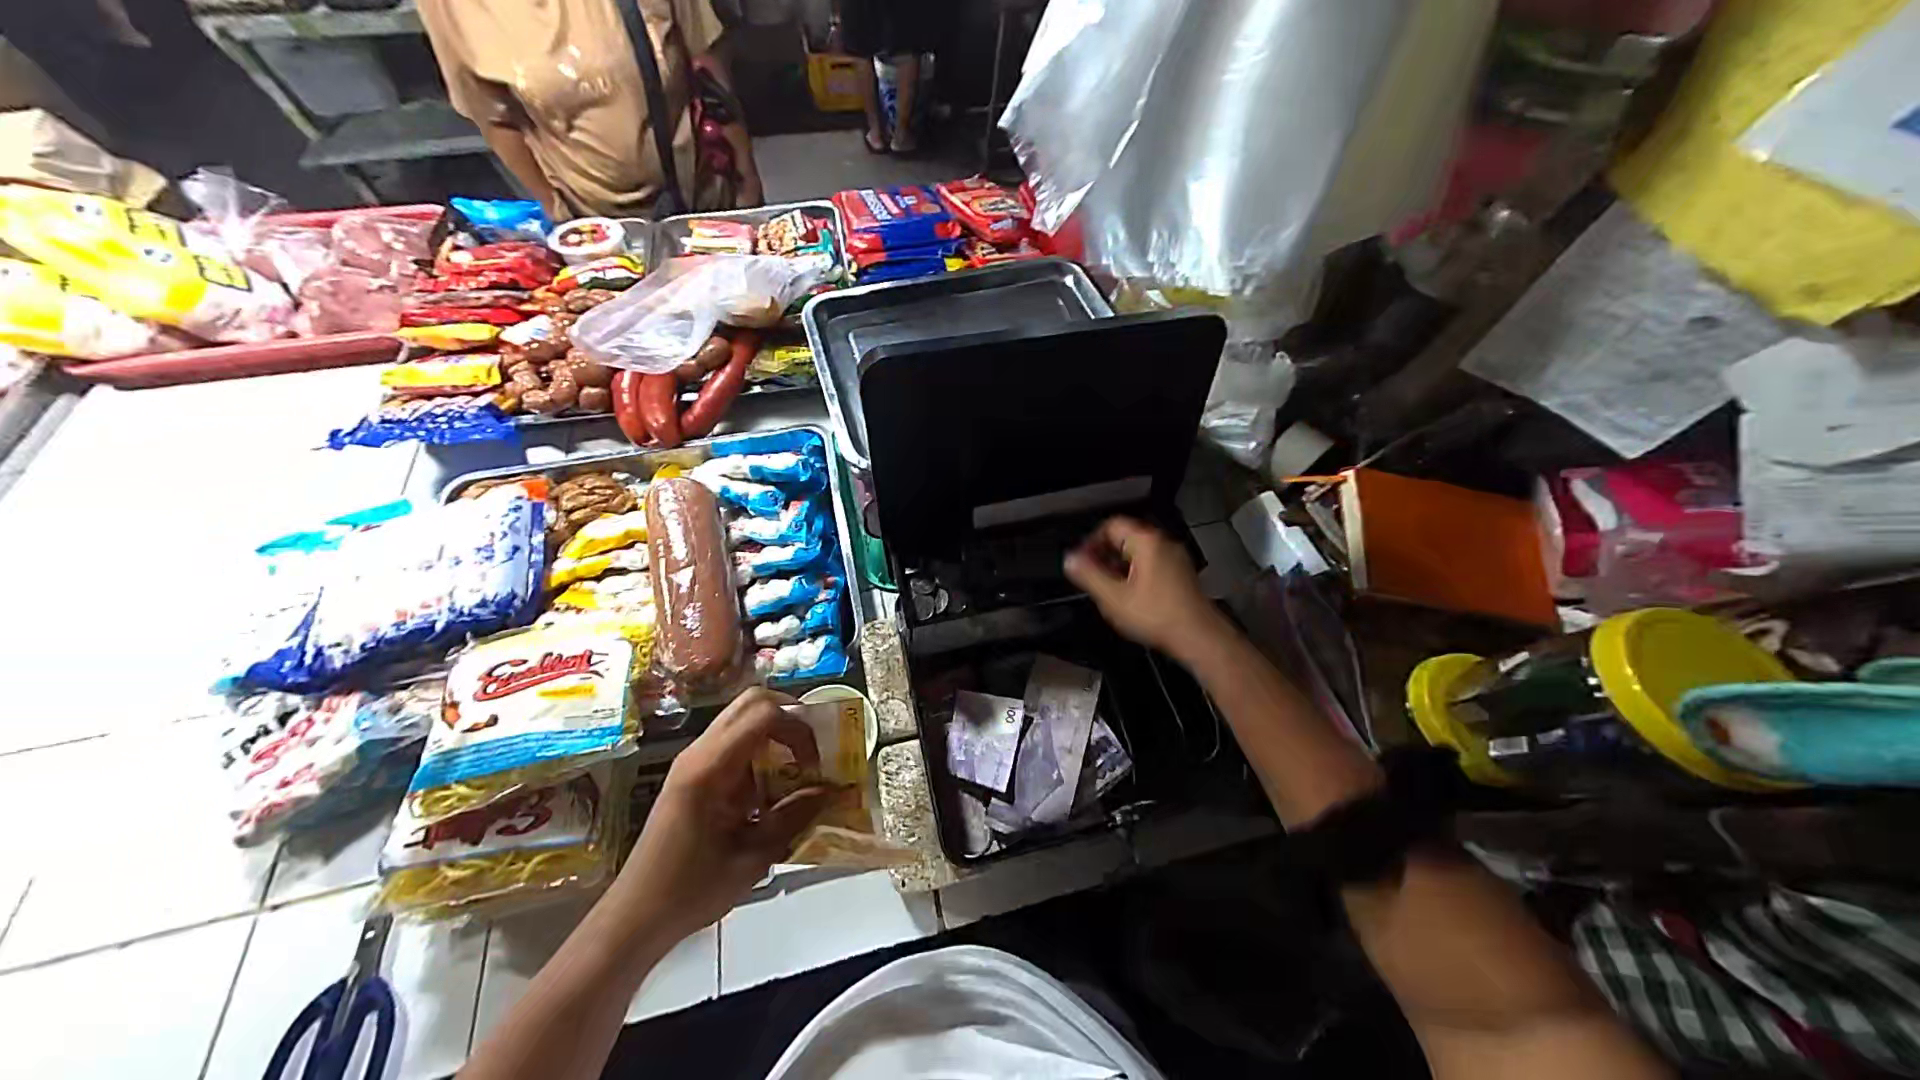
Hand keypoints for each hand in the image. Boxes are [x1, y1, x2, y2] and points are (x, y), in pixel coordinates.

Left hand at [609, 688, 835, 944]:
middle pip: (753, 702)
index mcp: (710, 768)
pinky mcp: (696, 775)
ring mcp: (695, 761)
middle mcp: (700, 752)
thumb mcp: (753, 859)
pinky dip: (763, 752)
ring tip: (799, 771)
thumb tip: (831, 790)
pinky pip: (736, 743)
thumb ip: (794, 817)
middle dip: (792, 718)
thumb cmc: (690, 892)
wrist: (635, 917)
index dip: (799, 728)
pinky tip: (774, 790)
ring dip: (778, 735)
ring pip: (745, 719)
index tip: (816, 763)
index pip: (763, 714)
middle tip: (814, 751)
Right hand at [1064, 516, 1224, 657]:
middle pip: (1125, 538)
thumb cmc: (1157, 615)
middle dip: (1104, 555)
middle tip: (1091, 578)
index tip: (1082, 562)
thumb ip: (1088, 575)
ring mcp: (1175, 559)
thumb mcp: (1114, 597)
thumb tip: (1069, 559)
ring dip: (1118, 567)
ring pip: (1138, 553)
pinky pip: (1151, 565)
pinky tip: (1130, 598)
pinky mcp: (1181, 575)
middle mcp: (1163, 544)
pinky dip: (1135, 575)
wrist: (1199, 638)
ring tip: (1108, 591)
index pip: (1111, 525)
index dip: (1091, 542)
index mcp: (1146, 542)